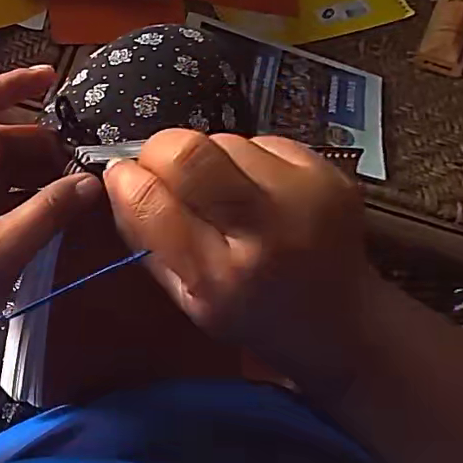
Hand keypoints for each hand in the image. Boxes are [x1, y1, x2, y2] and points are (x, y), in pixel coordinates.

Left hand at [0, 66, 103, 346]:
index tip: (51, 77)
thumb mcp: (4, 249)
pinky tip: (63, 210)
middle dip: (42, 148)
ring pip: (7, 171)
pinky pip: (8, 198)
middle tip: (83, 163)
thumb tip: (92, 183)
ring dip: (42, 176)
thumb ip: (50, 212)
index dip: (10, 86)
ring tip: (80, 189)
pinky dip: (35, 199)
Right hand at [104, 130, 378, 390]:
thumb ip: (148, 242)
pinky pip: (260, 140)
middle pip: (189, 151)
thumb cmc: (253, 317)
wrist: (343, 322)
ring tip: (222, 192)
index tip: (121, 177)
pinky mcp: (327, 171)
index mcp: (221, 277)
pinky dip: (244, 158)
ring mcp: (305, 194)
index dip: (125, 181)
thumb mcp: (189, 300)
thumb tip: (119, 178)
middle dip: (160, 151)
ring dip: (207, 159)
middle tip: (162, 171)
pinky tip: (256, 189)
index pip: (152, 203)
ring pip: (224, 139)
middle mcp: (266, 231)